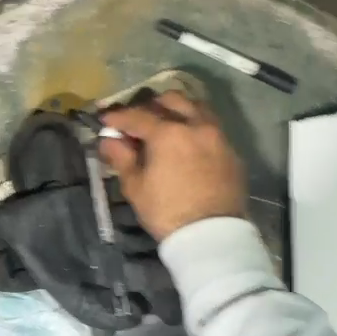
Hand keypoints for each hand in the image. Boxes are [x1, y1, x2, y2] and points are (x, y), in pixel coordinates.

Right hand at [99, 91, 247, 240]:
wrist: (210, 236)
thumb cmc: (166, 212)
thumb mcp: (135, 187)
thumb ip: (121, 158)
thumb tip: (108, 140)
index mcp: (168, 133)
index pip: (137, 116)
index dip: (117, 116)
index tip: (105, 119)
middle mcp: (196, 125)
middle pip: (172, 100)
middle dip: (151, 106)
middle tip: (137, 121)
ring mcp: (218, 136)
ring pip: (197, 109)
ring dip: (178, 111)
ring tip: (166, 125)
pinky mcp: (232, 152)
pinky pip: (211, 128)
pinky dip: (195, 128)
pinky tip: (187, 145)